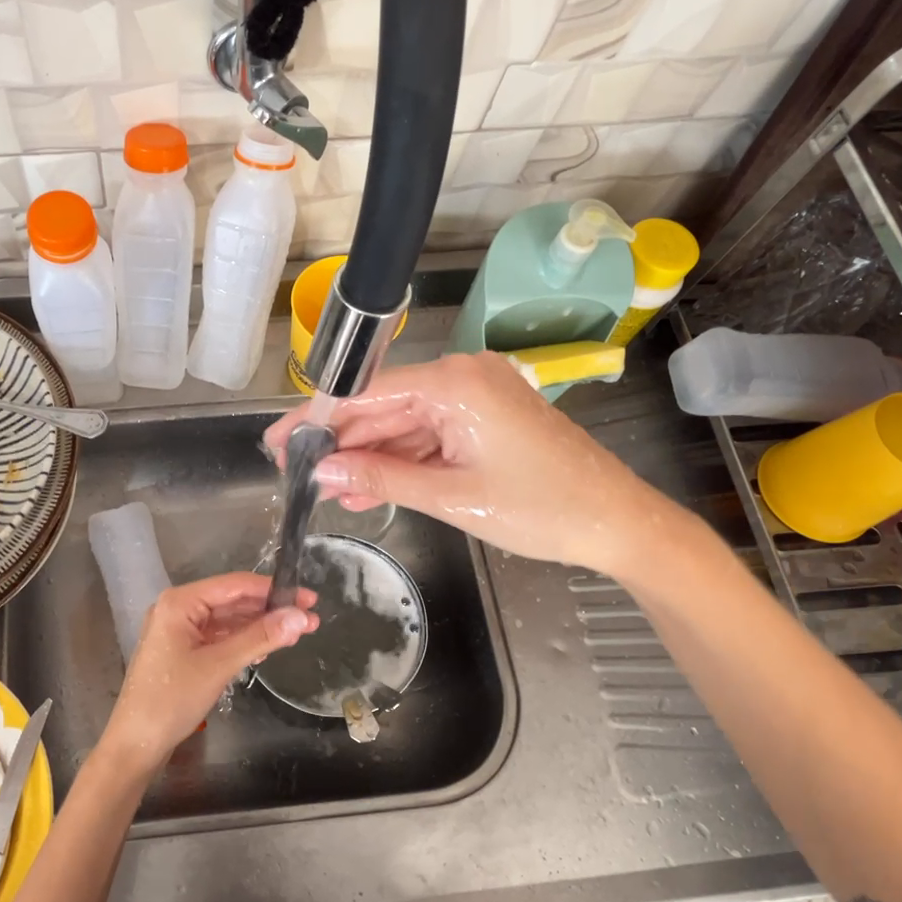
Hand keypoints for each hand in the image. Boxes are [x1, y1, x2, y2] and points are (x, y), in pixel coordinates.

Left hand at [98, 573, 317, 774]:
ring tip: (296, 634)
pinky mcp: (182, 652)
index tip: (309, 598)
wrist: (136, 743)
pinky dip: (242, 641)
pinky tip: (266, 649)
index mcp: (179, 602)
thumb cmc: (171, 699)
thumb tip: (300, 617)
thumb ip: (259, 638)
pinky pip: (218, 638)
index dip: (273, 590)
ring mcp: (179, 631)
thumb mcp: (219, 666)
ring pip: (227, 620)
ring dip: (259, 627)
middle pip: (232, 601)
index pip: (234, 585)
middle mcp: (177, 609)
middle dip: (270, 610)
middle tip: (309, 619)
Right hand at [263, 353, 684, 576]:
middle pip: (383, 407)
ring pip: (404, 425)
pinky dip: (402, 462)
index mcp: (455, 383)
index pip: (367, 393)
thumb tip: (324, 470)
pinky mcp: (484, 419)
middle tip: (299, 474)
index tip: (283, 443)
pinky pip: (430, 437)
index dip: (318, 420)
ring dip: (369, 458)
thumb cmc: (542, 509)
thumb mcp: (451, 496)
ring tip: (327, 491)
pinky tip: (367, 488)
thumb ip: (381, 477)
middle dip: (342, 443)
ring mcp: (476, 398)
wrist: (618, 523)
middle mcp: (463, 378)